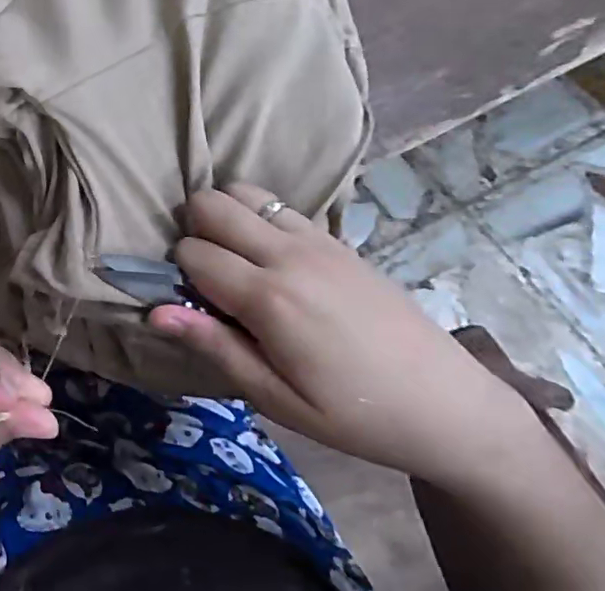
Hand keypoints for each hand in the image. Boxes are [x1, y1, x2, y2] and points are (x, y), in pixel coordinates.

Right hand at [149, 186, 541, 491]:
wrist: (449, 404)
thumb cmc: (356, 414)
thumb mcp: (278, 399)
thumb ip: (215, 346)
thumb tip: (155, 310)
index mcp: (269, 298)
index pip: (193, 253)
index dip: (181, 276)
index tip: (196, 304)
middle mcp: (287, 254)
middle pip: (210, 203)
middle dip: (194, 230)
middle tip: (208, 275)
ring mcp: (315, 239)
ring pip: (242, 190)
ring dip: (224, 215)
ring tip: (234, 258)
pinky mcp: (335, 238)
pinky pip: (278, 203)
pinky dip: (257, 215)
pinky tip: (269, 255)